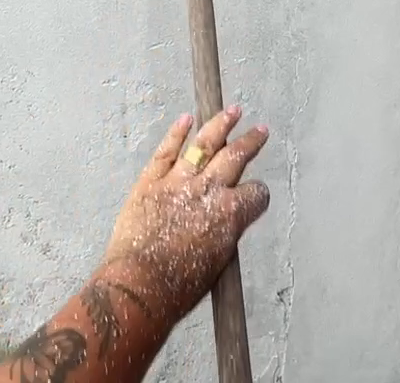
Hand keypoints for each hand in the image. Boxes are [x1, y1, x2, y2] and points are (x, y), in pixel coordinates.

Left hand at [98, 107, 270, 321]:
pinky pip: (166, 150)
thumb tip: (227, 224)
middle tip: (260, 129)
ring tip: (232, 111)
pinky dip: (176, 133)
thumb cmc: (178, 287)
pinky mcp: (150, 180)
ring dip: (220, 124)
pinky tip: (185, 119)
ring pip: (204, 144)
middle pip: (236, 156)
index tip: (256, 194)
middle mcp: (208, 190)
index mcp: (230, 213)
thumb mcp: (217, 265)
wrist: (138, 286)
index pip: (256, 193)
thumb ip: (226, 235)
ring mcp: (178, 181)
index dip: (258, 195)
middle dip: (251, 141)